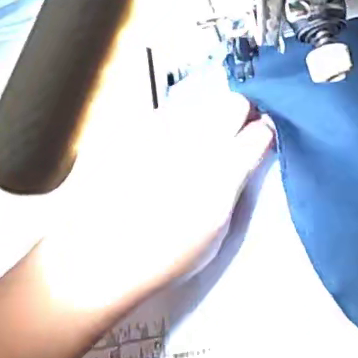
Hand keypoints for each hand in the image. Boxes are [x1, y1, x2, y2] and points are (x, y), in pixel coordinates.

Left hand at [34, 80, 274, 314]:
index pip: (260, 130)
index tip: (256, 141)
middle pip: (231, 103)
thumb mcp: (216, 230)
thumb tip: (243, 161)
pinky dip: (158, 132)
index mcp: (224, 166)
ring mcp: (158, 126)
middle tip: (225, 140)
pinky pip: (155, 118)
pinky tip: (145, 159)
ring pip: (193, 109)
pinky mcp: (128, 125)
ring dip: (193, 125)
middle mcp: (194, 136)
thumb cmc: (162, 255)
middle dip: (235, 117)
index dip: (260, 135)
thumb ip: (234, 184)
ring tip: (175, 157)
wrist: (97, 252)